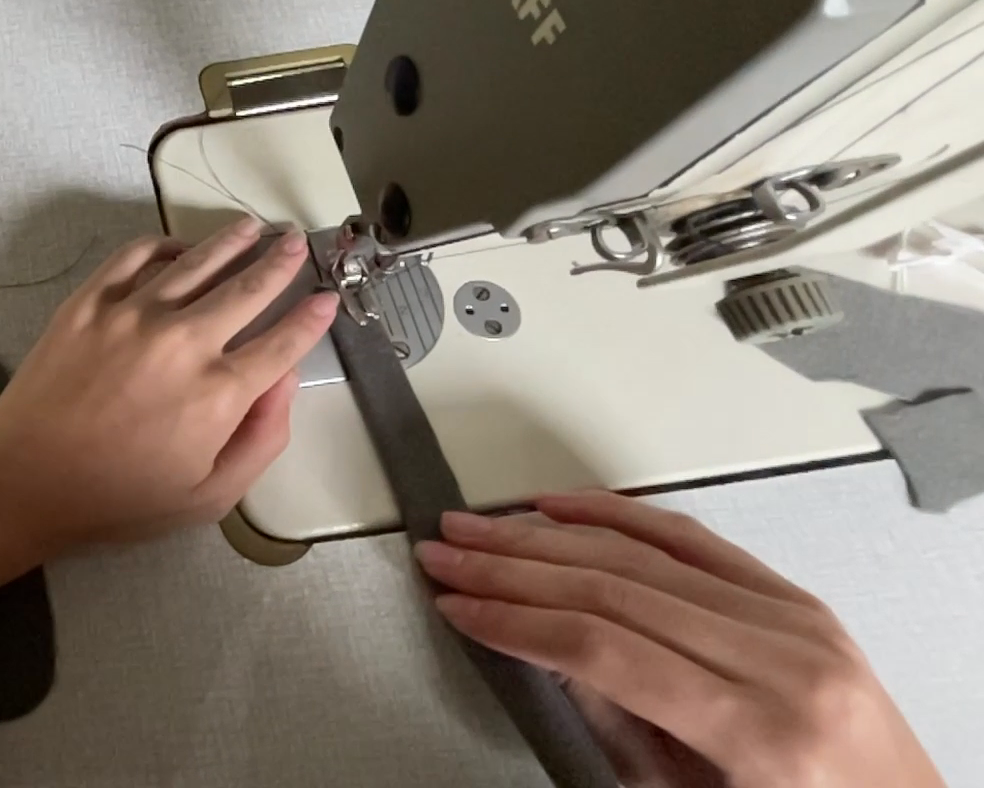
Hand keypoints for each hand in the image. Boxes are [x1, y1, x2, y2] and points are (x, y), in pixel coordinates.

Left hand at [0, 217, 336, 550]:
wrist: (25, 477)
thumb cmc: (118, 497)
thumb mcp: (208, 496)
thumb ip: (261, 439)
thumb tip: (285, 380)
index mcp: (218, 393)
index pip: (282, 343)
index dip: (311, 318)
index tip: (327, 297)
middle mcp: (183, 341)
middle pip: (247, 289)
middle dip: (280, 262)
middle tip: (296, 242)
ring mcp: (133, 313)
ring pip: (197, 262)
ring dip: (230, 241)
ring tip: (251, 227)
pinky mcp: (90, 300)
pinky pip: (134, 256)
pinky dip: (163, 245)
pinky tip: (178, 246)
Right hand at [416, 491, 944, 787]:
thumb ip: (605, 715)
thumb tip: (527, 638)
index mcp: (763, 733)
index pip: (598, 647)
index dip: (510, 620)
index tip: (451, 604)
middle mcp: (784, 662)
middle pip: (606, 588)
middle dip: (504, 568)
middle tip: (441, 552)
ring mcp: (794, 619)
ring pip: (633, 553)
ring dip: (535, 534)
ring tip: (472, 526)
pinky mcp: (793, 595)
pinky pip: (687, 534)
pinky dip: (612, 510)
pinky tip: (553, 503)